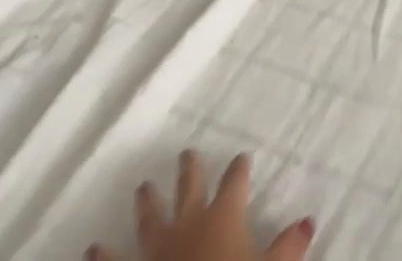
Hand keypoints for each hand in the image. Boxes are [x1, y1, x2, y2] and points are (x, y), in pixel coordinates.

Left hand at [88, 151, 313, 260]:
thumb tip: (309, 220)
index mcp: (223, 217)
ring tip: (143, 186)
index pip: (234, 184)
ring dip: (147, 201)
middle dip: (189, 169)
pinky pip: (114, 260)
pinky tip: (93, 247)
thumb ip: (289, 246)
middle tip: (187, 152)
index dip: (238, 170)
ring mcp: (157, 246)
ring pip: (150, 215)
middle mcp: (188, 222)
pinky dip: (103, 254)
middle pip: (188, 187)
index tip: (241, 156)